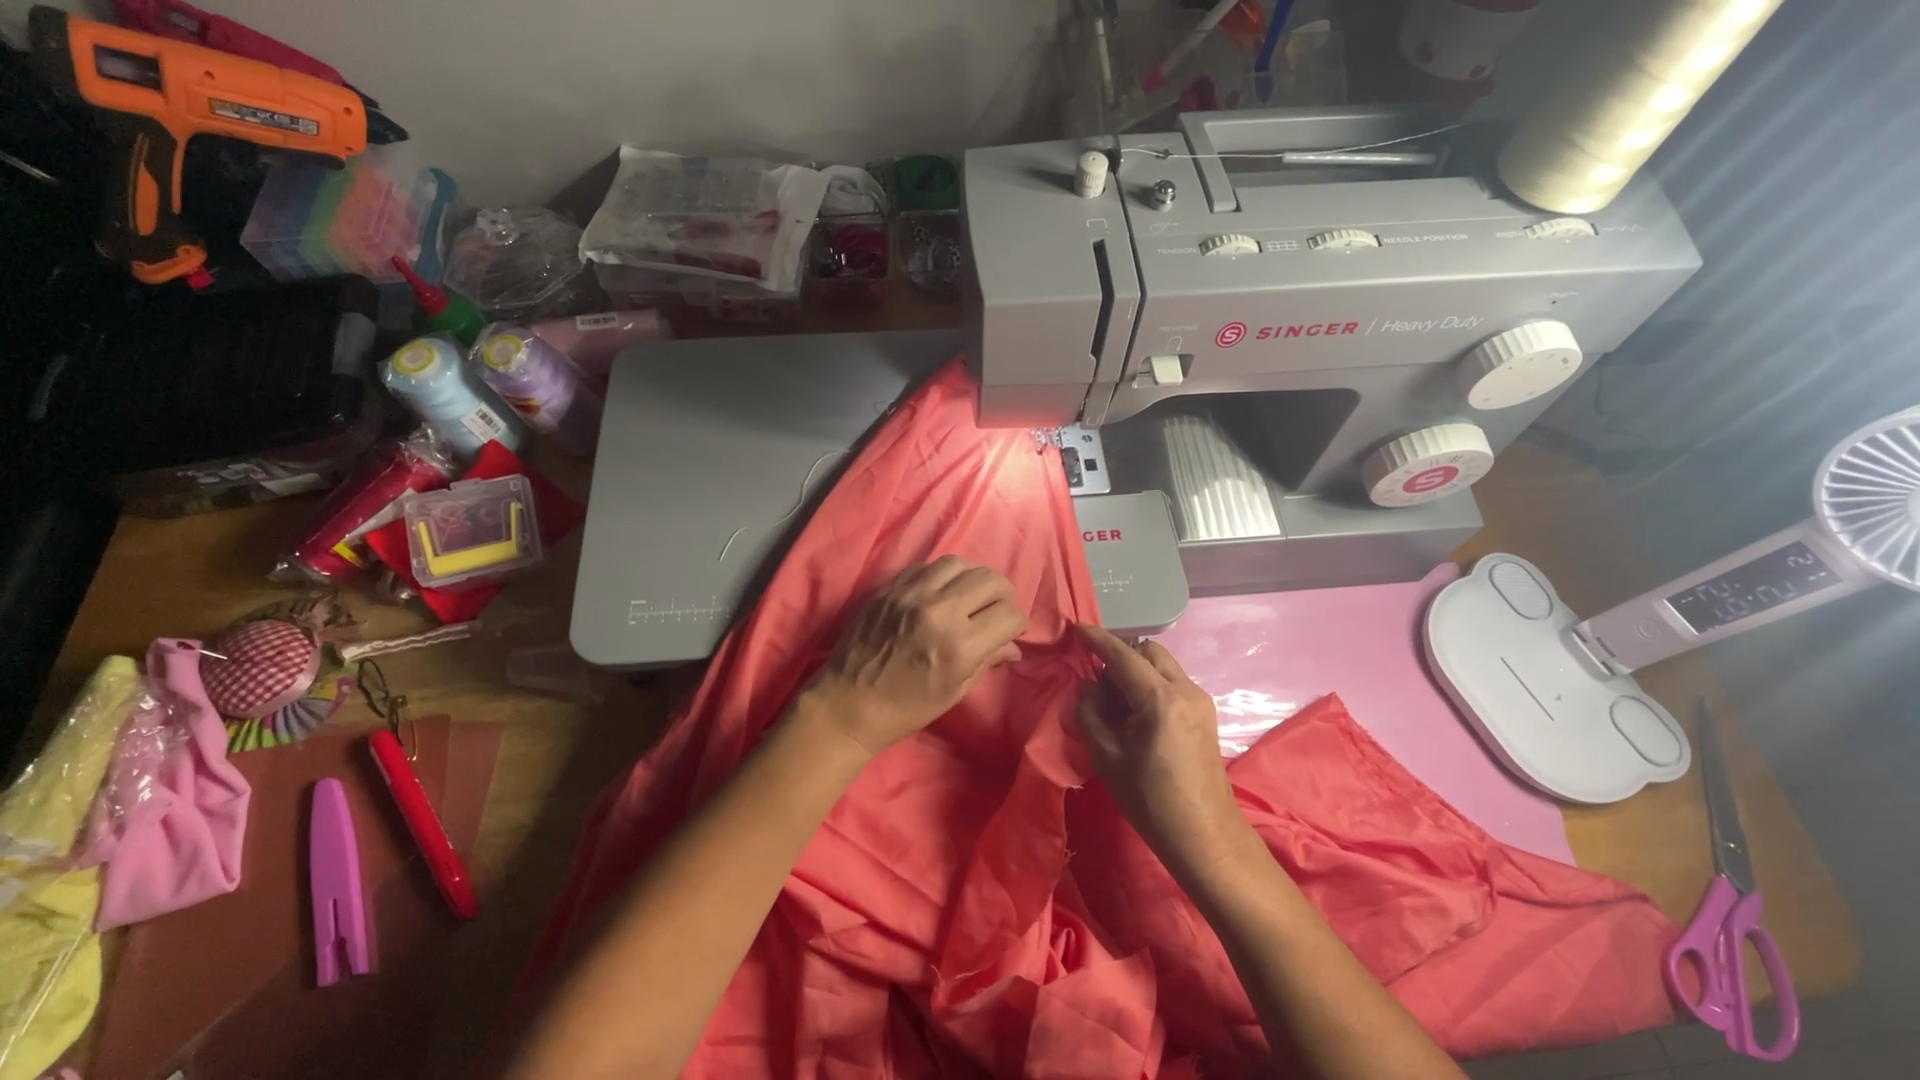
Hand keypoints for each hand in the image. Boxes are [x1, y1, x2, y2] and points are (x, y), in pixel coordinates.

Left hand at [806, 557, 1026, 756]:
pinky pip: (928, 567)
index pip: (1009, 615)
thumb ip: (987, 660)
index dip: (1017, 624)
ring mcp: (912, 593)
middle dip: (1002, 596)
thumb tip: (1013, 646)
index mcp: (959, 645)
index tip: (1011, 632)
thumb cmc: (906, 708)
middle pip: (991, 581)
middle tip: (996, 612)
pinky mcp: (891, 587)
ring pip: (961, 564)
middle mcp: (939, 610)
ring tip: (970, 596)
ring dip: (974, 579)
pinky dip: (944, 576)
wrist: (848, 704)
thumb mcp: (954, 691)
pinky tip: (942, 593)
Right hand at [1073, 624, 1246, 873]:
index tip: (1077, 628)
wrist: (1203, 834)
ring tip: (1116, 706)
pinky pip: (1172, 682)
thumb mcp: (1107, 757)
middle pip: (1148, 651)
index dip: (1098, 640)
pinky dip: (1150, 685)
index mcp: (1160, 700)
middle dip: (1120, 656)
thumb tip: (1089, 687)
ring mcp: (1200, 701)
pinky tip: (1137, 716)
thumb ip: (1091, 713)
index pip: (1124, 656)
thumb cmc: (1150, 800)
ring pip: (1162, 665)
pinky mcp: (1205, 714)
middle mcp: (1186, 690)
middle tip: (1099, 686)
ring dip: (1136, 671)